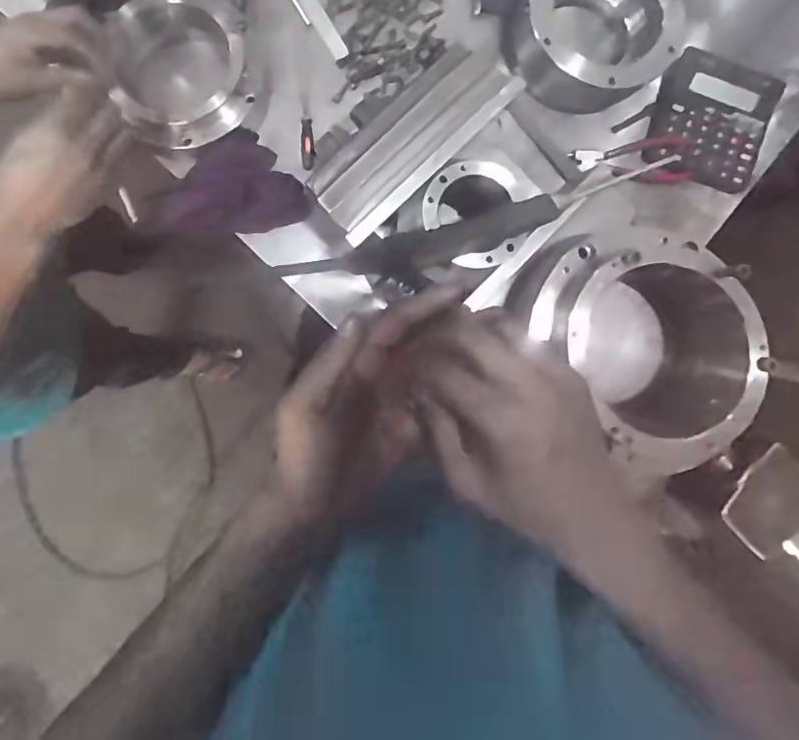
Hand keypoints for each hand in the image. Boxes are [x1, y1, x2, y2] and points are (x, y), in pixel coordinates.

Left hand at [0, 7, 111, 100]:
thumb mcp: (32, 82)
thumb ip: (67, 79)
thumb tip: (99, 82)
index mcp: (39, 29)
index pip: (80, 36)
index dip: (99, 54)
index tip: (111, 72)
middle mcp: (38, 18)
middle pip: (78, 16)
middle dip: (98, 35)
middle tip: (110, 57)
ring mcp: (31, 19)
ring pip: (69, 18)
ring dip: (86, 35)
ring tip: (97, 58)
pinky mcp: (27, 27)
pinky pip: (59, 25)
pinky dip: (73, 38)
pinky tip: (78, 57)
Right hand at [0, 74, 130, 238]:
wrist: (23, 220)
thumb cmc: (12, 178)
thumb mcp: (23, 141)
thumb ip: (49, 120)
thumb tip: (69, 102)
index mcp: (59, 131)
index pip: (85, 96)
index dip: (93, 84)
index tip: (96, 78)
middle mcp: (86, 145)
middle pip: (111, 113)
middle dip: (112, 102)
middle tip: (113, 96)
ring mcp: (101, 165)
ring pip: (125, 134)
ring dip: (123, 123)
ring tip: (120, 118)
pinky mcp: (109, 183)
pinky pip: (125, 157)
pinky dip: (124, 145)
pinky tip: (120, 142)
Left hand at [254, 284, 469, 533]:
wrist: (309, 510)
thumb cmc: (301, 453)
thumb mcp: (305, 406)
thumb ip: (331, 363)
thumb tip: (360, 317)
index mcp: (356, 360)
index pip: (394, 322)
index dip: (424, 303)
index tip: (460, 288)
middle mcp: (380, 371)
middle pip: (420, 337)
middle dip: (450, 319)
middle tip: (492, 307)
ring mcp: (398, 399)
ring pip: (433, 366)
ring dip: (460, 352)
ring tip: (498, 340)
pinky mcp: (411, 428)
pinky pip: (438, 404)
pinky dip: (458, 394)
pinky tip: (487, 387)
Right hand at [407, 310, 648, 568]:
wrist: (594, 510)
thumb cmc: (526, 506)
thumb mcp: (468, 484)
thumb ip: (438, 434)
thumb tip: (420, 389)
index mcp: (500, 417)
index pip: (444, 369)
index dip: (416, 362)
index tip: (402, 363)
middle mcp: (527, 383)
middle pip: (470, 331)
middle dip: (438, 332)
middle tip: (424, 342)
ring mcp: (553, 370)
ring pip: (501, 322)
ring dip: (471, 326)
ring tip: (455, 340)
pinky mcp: (569, 368)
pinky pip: (527, 338)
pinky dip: (501, 339)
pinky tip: (491, 356)